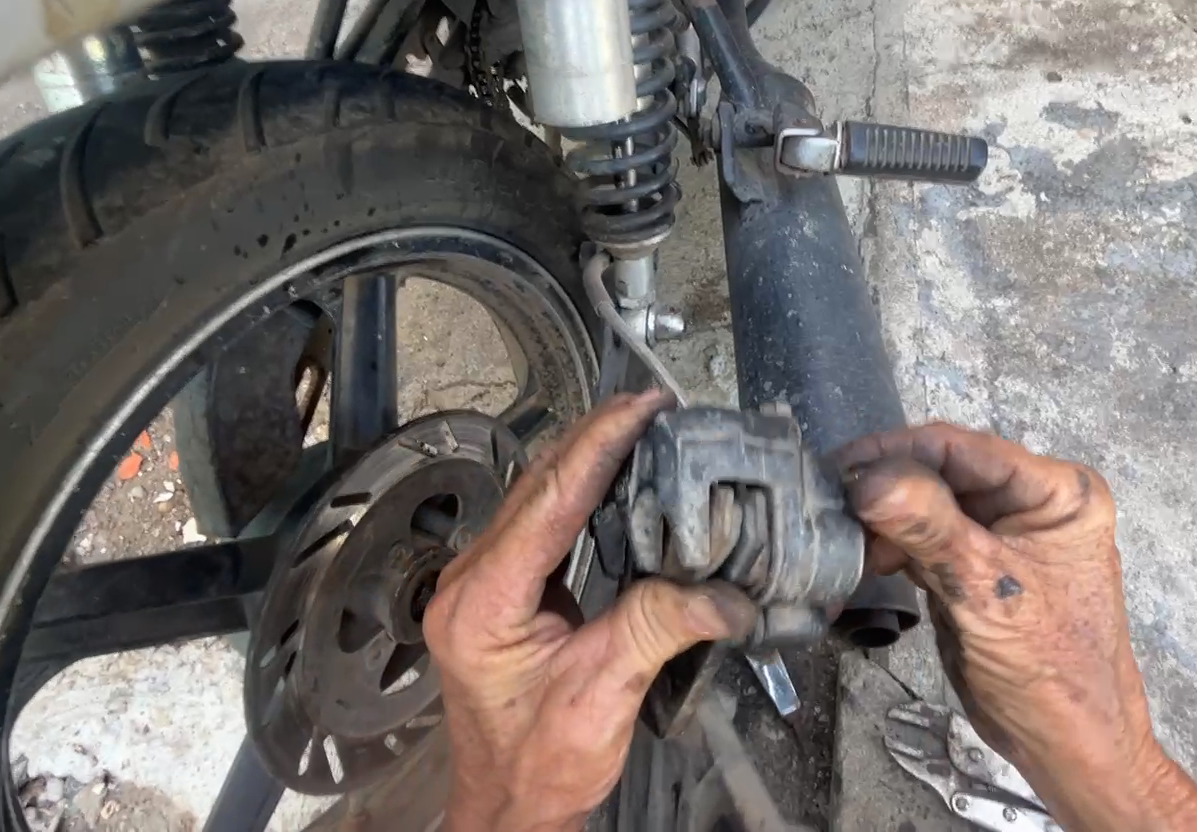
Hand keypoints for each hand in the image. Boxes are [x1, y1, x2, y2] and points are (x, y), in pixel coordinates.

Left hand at [425, 390, 757, 831]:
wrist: (508, 806)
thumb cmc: (538, 766)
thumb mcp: (601, 696)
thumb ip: (655, 628)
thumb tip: (724, 593)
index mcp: (483, 602)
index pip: (547, 500)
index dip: (597, 447)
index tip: (639, 409)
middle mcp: (472, 577)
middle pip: (537, 484)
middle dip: (594, 437)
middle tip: (648, 405)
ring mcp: (483, 576)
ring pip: (536, 492)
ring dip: (586, 454)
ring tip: (636, 424)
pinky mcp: (502, 582)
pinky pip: (541, 516)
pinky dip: (580, 485)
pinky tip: (612, 470)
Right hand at [837, 426, 1196, 831]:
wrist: (1067, 750)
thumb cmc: (1047, 671)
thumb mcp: (983, 591)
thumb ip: (928, 527)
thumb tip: (867, 479)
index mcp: (1055, 491)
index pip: (962, 448)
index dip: (896, 452)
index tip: (841, 469)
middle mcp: (1028, 497)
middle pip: (940, 468)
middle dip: (885, 486)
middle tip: (832, 499)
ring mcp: (999, 526)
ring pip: (924, 498)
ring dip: (882, 516)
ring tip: (843, 534)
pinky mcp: (972, 553)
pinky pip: (922, 530)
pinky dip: (890, 542)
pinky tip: (865, 557)